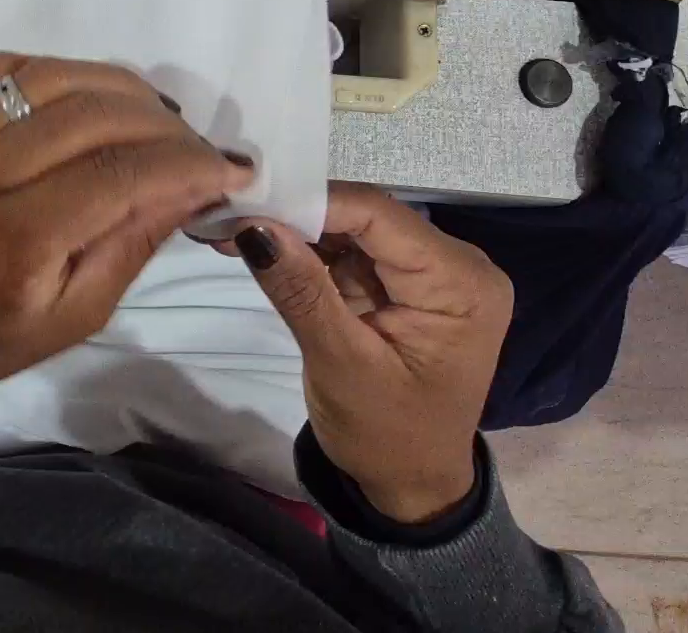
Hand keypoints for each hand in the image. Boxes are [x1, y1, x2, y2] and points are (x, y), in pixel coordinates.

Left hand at [0, 52, 255, 417]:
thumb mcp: (80, 312)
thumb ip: (137, 238)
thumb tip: (201, 180)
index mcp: (7, 239)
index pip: (114, 175)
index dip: (185, 163)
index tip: (233, 168)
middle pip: (89, 115)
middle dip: (164, 125)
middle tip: (200, 148)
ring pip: (53, 76)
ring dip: (121, 87)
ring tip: (160, 118)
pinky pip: (10, 67)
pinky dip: (65, 70)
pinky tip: (95, 99)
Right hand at [226, 183, 511, 522]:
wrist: (408, 484)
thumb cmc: (387, 434)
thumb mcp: (340, 364)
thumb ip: (301, 290)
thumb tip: (254, 225)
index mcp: (459, 282)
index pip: (377, 214)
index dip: (309, 202)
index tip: (244, 205)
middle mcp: (451, 264)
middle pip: (362, 214)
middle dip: (294, 214)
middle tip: (227, 216)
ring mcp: (422, 272)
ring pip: (347, 226)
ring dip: (290, 228)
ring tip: (229, 230)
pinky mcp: (394, 281)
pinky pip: (343, 248)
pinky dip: (299, 248)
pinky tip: (255, 246)